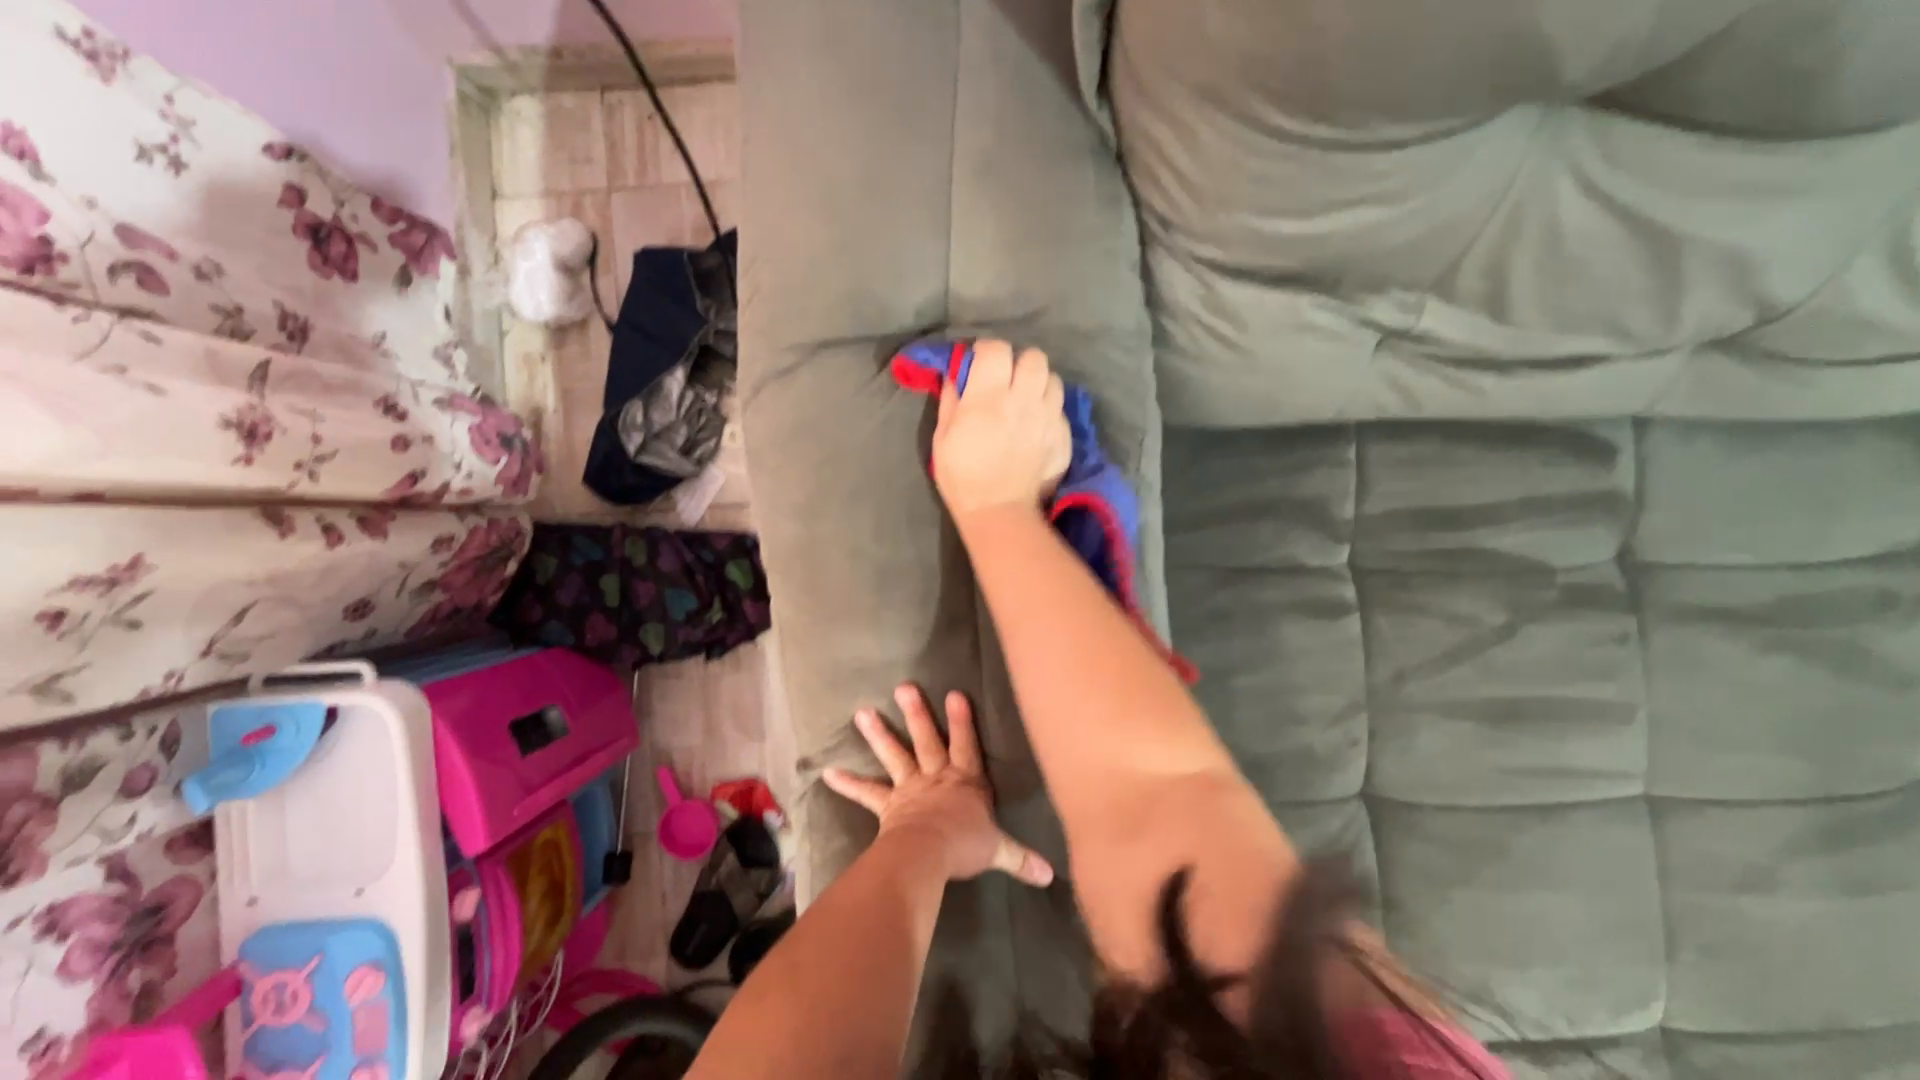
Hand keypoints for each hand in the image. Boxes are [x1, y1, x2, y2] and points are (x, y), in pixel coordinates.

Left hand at [823, 684, 1054, 887]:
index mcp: (966, 782)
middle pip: (927, 740)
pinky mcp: (888, 806)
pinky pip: (866, 793)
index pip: (968, 745)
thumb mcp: (1000, 850)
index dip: (963, 721)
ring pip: (895, 756)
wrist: (929, 854)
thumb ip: (1022, 858)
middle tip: (903, 686)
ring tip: (862, 713)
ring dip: (879, 735)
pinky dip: (848, 784)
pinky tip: (827, 773)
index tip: (954, 693)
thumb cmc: (966, 846)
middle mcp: (936, 777)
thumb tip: (1051, 875)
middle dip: (918, 714)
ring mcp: (909, 789)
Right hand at [932, 340, 1070, 523]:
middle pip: (1033, 357)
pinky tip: (1037, 426)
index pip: (996, 349)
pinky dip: (1049, 411)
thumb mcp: (943, 438)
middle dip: (1019, 363)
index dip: (987, 350)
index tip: (980, 363)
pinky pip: (1061, 410)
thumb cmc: (963, 477)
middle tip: (1007, 380)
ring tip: (1027, 400)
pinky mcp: (1064, 436)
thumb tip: (955, 375)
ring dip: (1039, 384)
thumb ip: (951, 400)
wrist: (999, 513)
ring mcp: (1048, 418)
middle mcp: (1024, 400)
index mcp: (989, 397)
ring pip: (1053, 380)